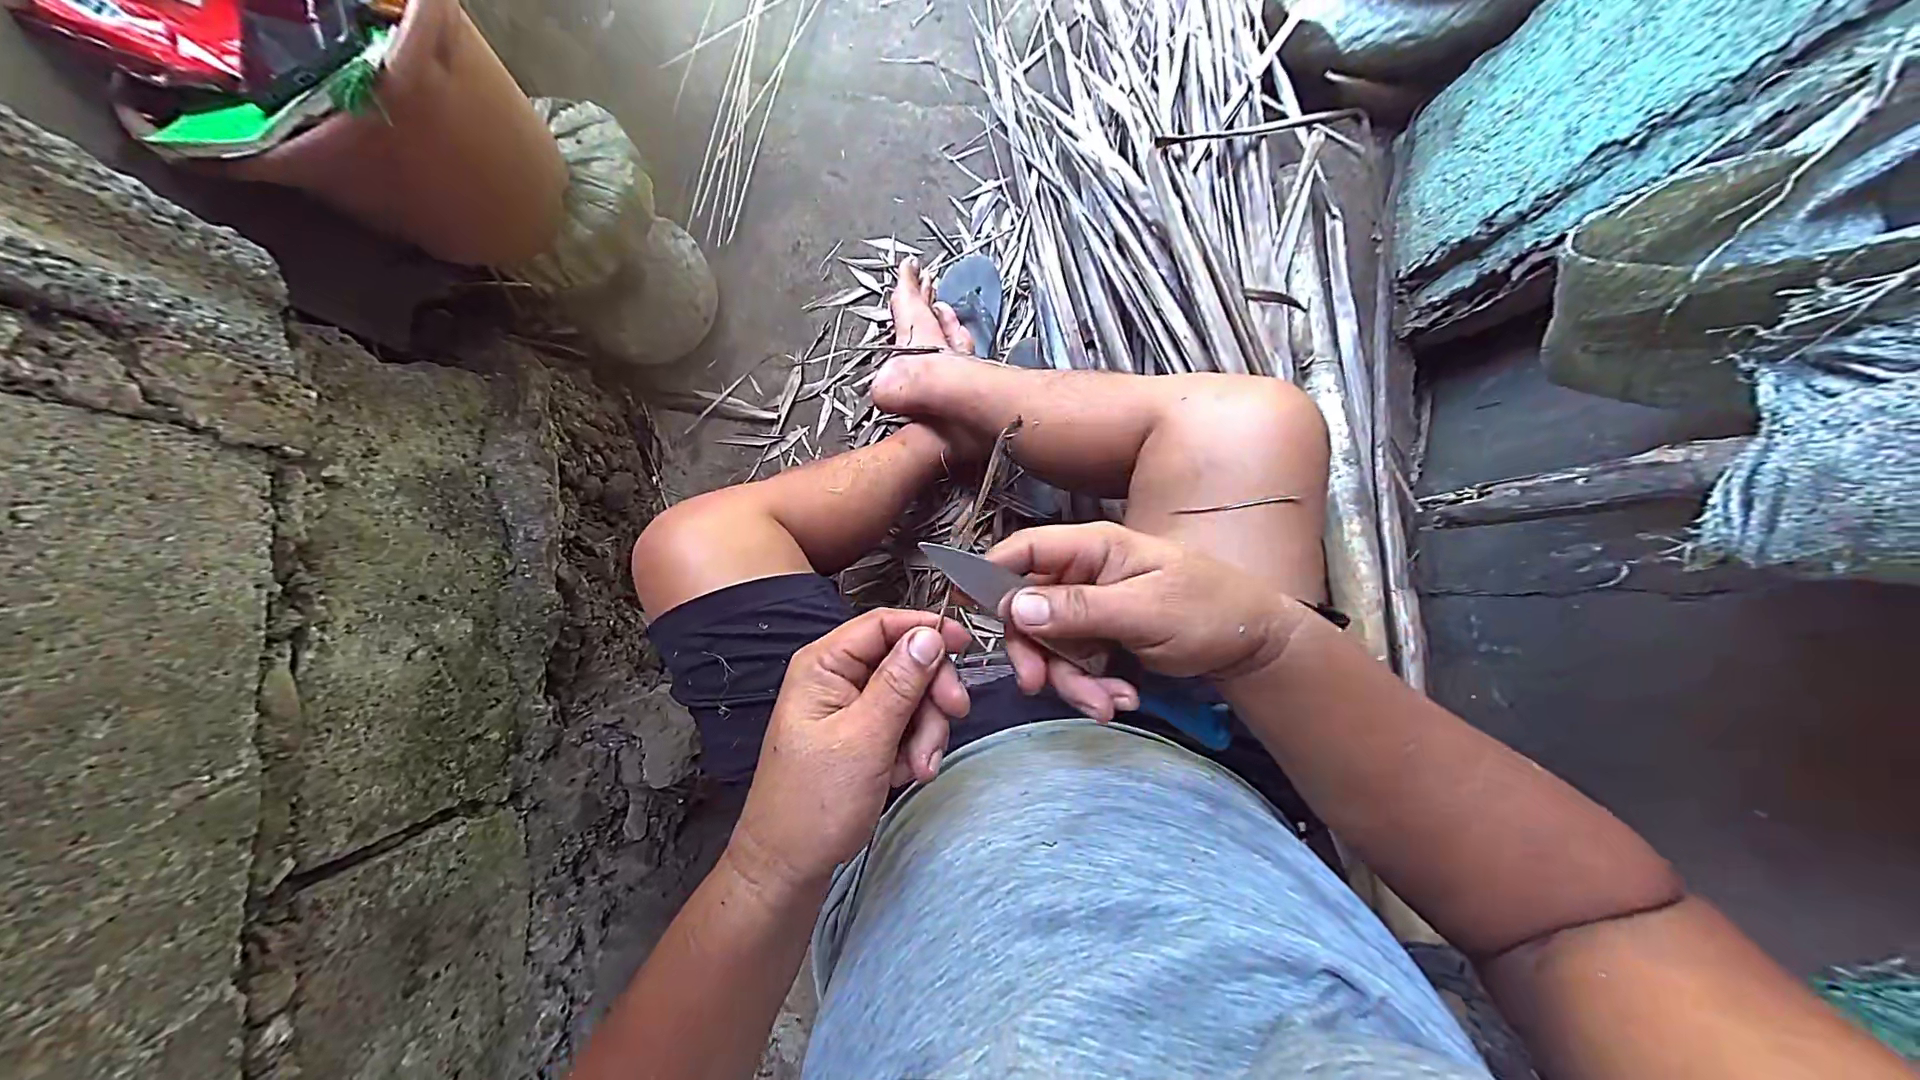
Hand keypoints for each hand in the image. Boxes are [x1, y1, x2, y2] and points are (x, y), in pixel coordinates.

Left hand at [728, 609, 972, 889]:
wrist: (790, 866)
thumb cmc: (811, 806)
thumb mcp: (864, 739)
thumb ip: (900, 683)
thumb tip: (930, 636)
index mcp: (823, 666)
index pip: (882, 624)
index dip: (926, 629)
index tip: (963, 644)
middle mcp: (838, 678)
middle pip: (905, 660)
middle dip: (931, 693)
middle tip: (952, 715)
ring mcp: (852, 707)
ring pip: (913, 694)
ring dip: (926, 728)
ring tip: (918, 765)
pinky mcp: (864, 732)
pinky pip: (906, 722)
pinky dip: (916, 745)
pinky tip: (906, 772)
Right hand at [985, 522, 1309, 714]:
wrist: (1252, 647)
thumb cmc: (1209, 610)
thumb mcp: (1144, 610)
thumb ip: (1078, 609)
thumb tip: (1015, 606)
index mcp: (1092, 548)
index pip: (1024, 551)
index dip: (988, 574)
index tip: (963, 608)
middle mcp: (1084, 574)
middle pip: (1027, 607)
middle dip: (1034, 651)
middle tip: (1038, 684)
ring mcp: (1091, 609)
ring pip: (1050, 645)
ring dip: (1071, 680)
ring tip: (1109, 702)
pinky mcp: (1100, 639)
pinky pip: (1075, 665)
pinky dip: (1091, 687)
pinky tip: (1121, 698)